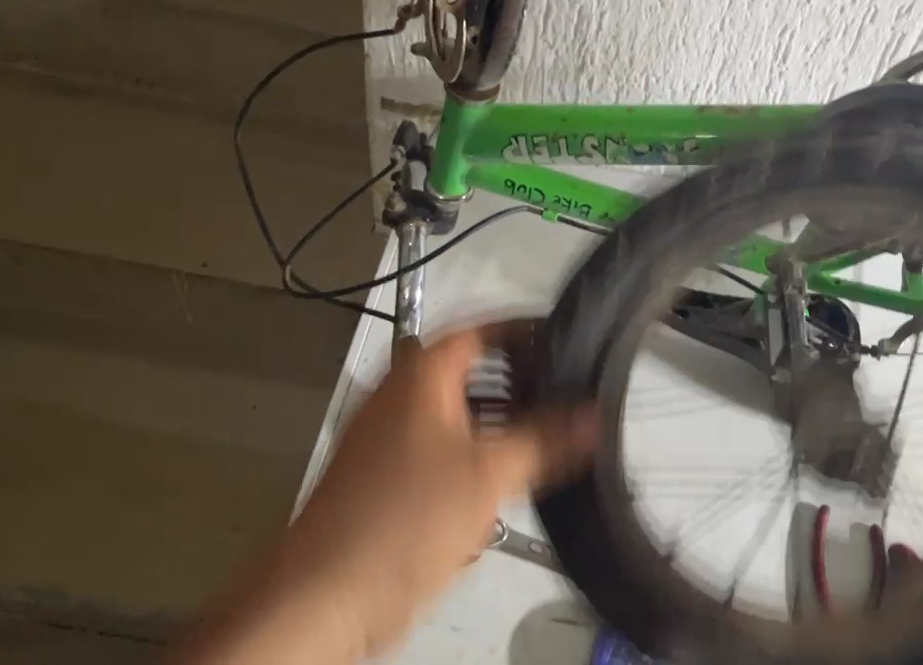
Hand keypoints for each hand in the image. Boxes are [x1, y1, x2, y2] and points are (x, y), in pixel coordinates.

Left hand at [174, 322, 597, 664]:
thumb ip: (547, 439)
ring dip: (498, 422)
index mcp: (421, 373)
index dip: (525, 330)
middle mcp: (400, 393)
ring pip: (456, 413)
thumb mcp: (491, 473)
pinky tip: (503, 484)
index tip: (564, 337)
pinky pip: (441, 449)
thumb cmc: (406, 516)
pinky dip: (474, 454)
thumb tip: (595, 414)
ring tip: (543, 438)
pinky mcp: (385, 477)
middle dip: (517, 381)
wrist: (326, 594)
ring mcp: (388, 436)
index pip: (482, 329)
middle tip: (562, 390)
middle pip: (469, 370)